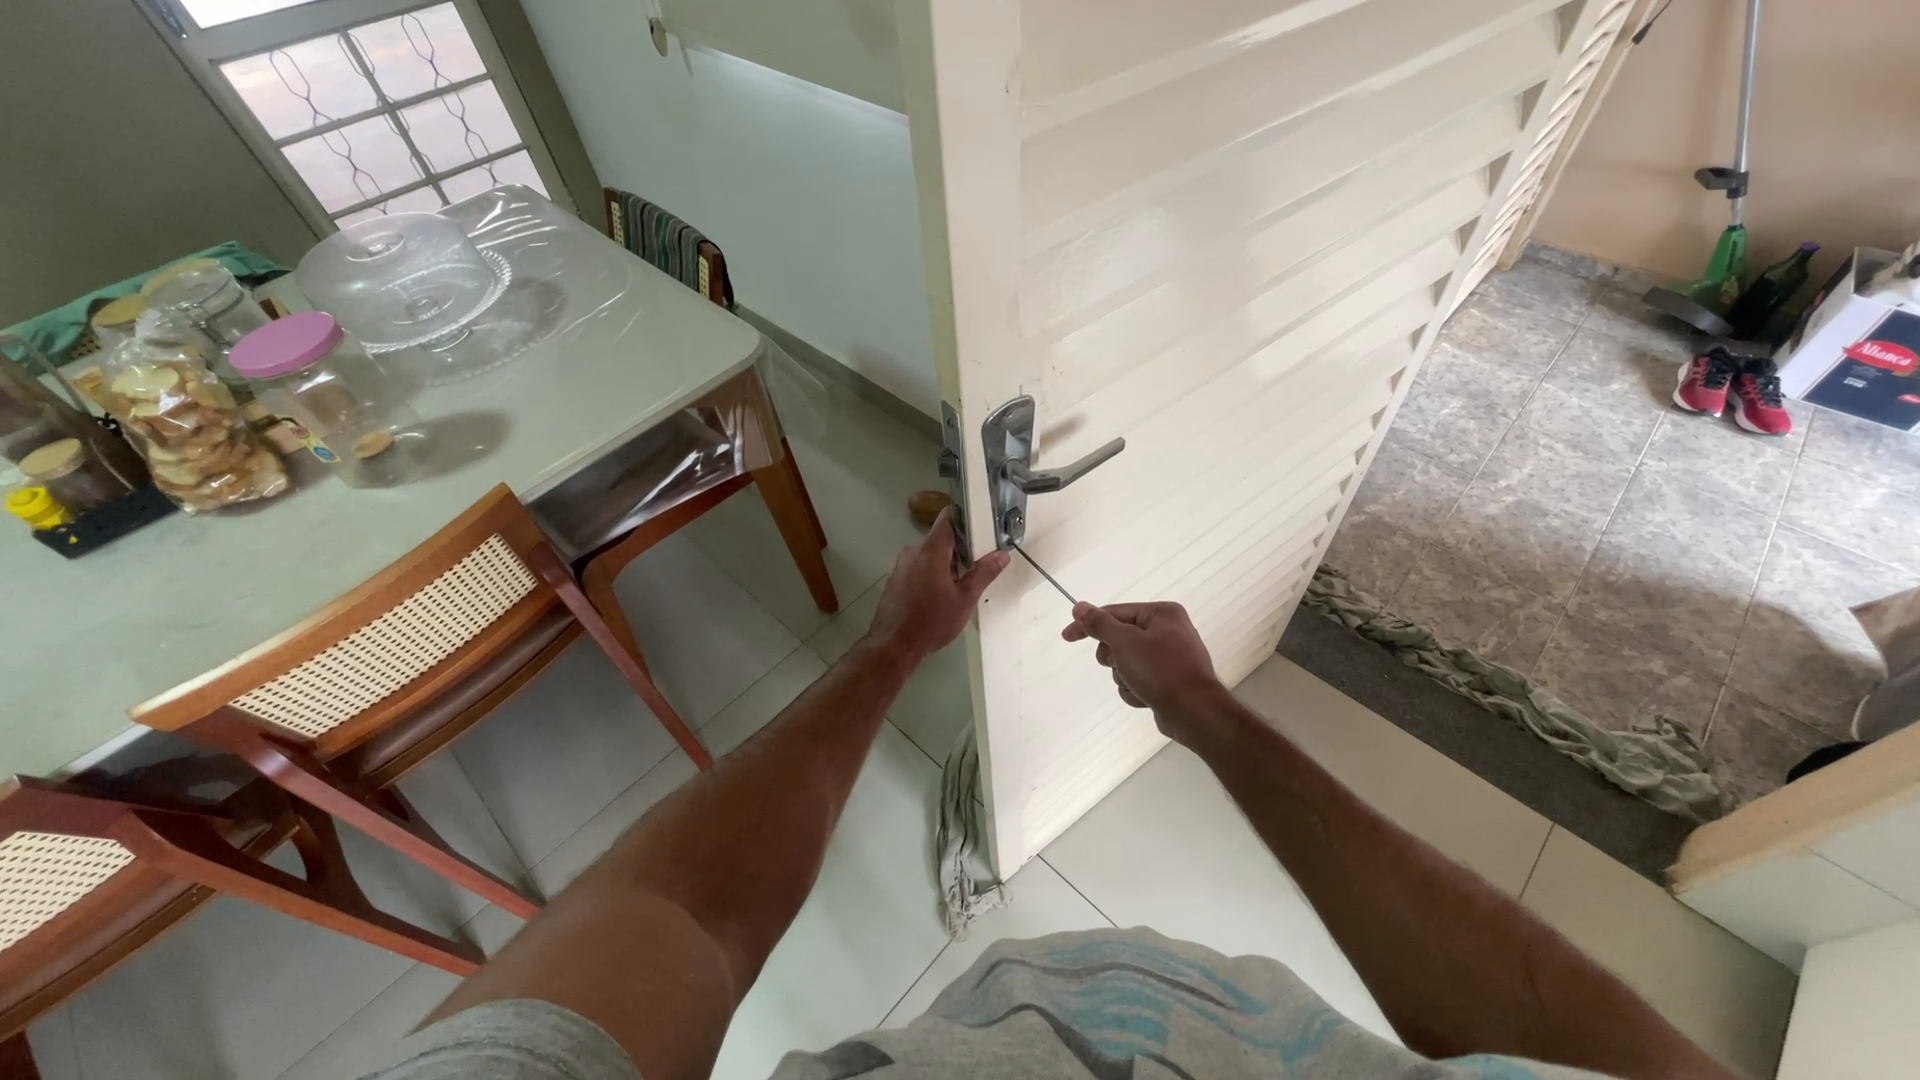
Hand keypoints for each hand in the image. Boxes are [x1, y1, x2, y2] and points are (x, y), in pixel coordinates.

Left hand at [866, 508, 1008, 661]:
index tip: (981, 527)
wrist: (894, 646)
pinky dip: (930, 575)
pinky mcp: (895, 581)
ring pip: (928, 556)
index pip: (947, 518)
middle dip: (959, 549)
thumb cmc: (932, 621)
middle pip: (940, 540)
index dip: (965, 518)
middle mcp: (912, 552)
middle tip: (977, 566)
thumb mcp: (965, 599)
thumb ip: (983, 573)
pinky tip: (938, 596)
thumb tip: (1001, 555)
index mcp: (931, 551)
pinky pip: (917, 568)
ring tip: (959, 586)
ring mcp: (901, 566)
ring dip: (945, 565)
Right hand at [1061, 601, 1230, 743]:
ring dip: (1124, 677)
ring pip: (1125, 663)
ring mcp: (1168, 658)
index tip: (1067, 636)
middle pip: (1118, 639)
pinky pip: (1137, 680)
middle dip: (1115, 658)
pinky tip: (1147, 697)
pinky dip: (1136, 690)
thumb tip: (1080, 607)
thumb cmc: (1161, 671)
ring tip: (1139, 685)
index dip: (1088, 625)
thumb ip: (1100, 624)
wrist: (1194, 713)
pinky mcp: (1166, 681)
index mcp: (1161, 614)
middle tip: (1121, 665)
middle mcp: (1167, 631)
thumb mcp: (1125, 642)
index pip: (1114, 613)